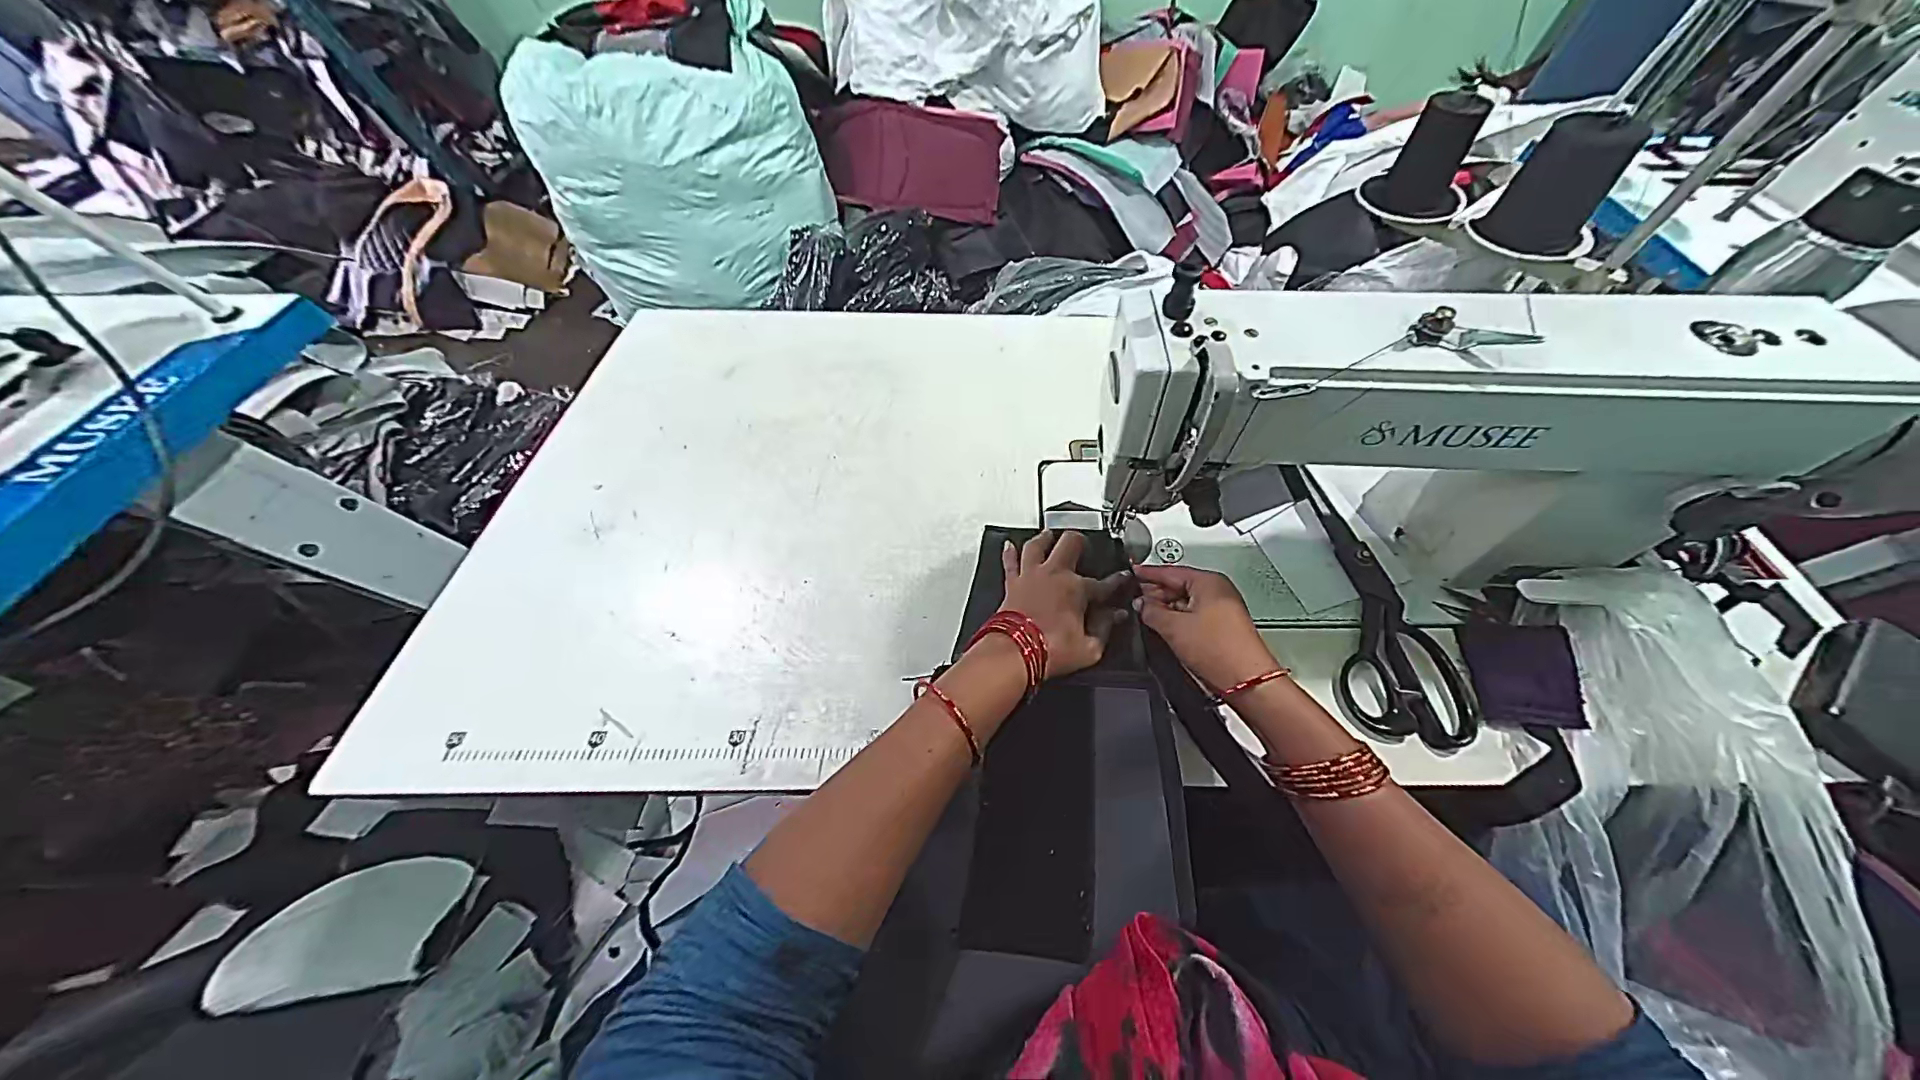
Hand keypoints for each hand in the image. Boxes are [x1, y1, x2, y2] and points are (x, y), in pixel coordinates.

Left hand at [997, 531, 1127, 677]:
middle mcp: (1054, 575)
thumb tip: (1114, 619)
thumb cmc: (1049, 650)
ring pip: (1038, 545)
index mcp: (1077, 589)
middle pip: (1070, 544)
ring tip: (1050, 534)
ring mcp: (1031, 576)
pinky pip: (1010, 562)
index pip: (1104, 583)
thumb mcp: (1089, 648)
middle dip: (1080, 541)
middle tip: (1084, 543)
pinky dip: (1009, 552)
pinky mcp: (1012, 584)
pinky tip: (1009, 545)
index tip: (1122, 580)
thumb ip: (1105, 629)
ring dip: (1045, 538)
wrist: (1014, 652)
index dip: (1117, 581)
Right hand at [1132, 563, 1278, 690]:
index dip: (1147, 573)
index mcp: (1209, 581)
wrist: (1246, 680)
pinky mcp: (1222, 625)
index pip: (1170, 571)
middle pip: (1178, 585)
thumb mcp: (1173, 627)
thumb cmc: (1222, 651)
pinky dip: (1179, 619)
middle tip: (1135, 600)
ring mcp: (1222, 608)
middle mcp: (1218, 591)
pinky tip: (1167, 629)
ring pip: (1185, 601)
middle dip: (1155, 594)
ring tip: (1148, 617)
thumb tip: (1141, 605)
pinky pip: (1194, 614)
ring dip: (1166, 608)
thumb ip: (1150, 611)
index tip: (1133, 573)